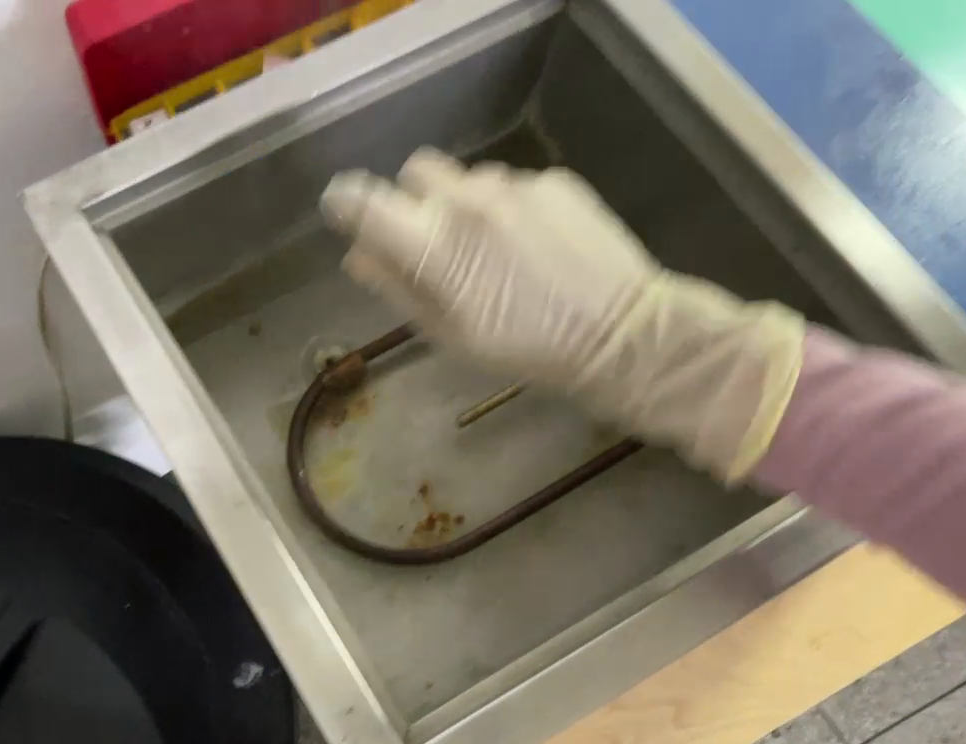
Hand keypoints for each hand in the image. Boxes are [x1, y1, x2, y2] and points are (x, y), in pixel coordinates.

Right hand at [320, 148, 806, 481]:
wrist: (619, 335)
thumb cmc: (525, 349)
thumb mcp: (451, 335)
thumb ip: (399, 290)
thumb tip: (357, 257)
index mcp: (437, 246)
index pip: (367, 200)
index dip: (347, 203)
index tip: (345, 213)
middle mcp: (470, 201)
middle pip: (417, 172)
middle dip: (414, 201)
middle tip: (433, 243)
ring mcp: (516, 185)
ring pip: (467, 177)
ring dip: (464, 206)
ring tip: (493, 253)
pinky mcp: (554, 180)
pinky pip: (511, 184)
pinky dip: (506, 209)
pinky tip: (531, 247)